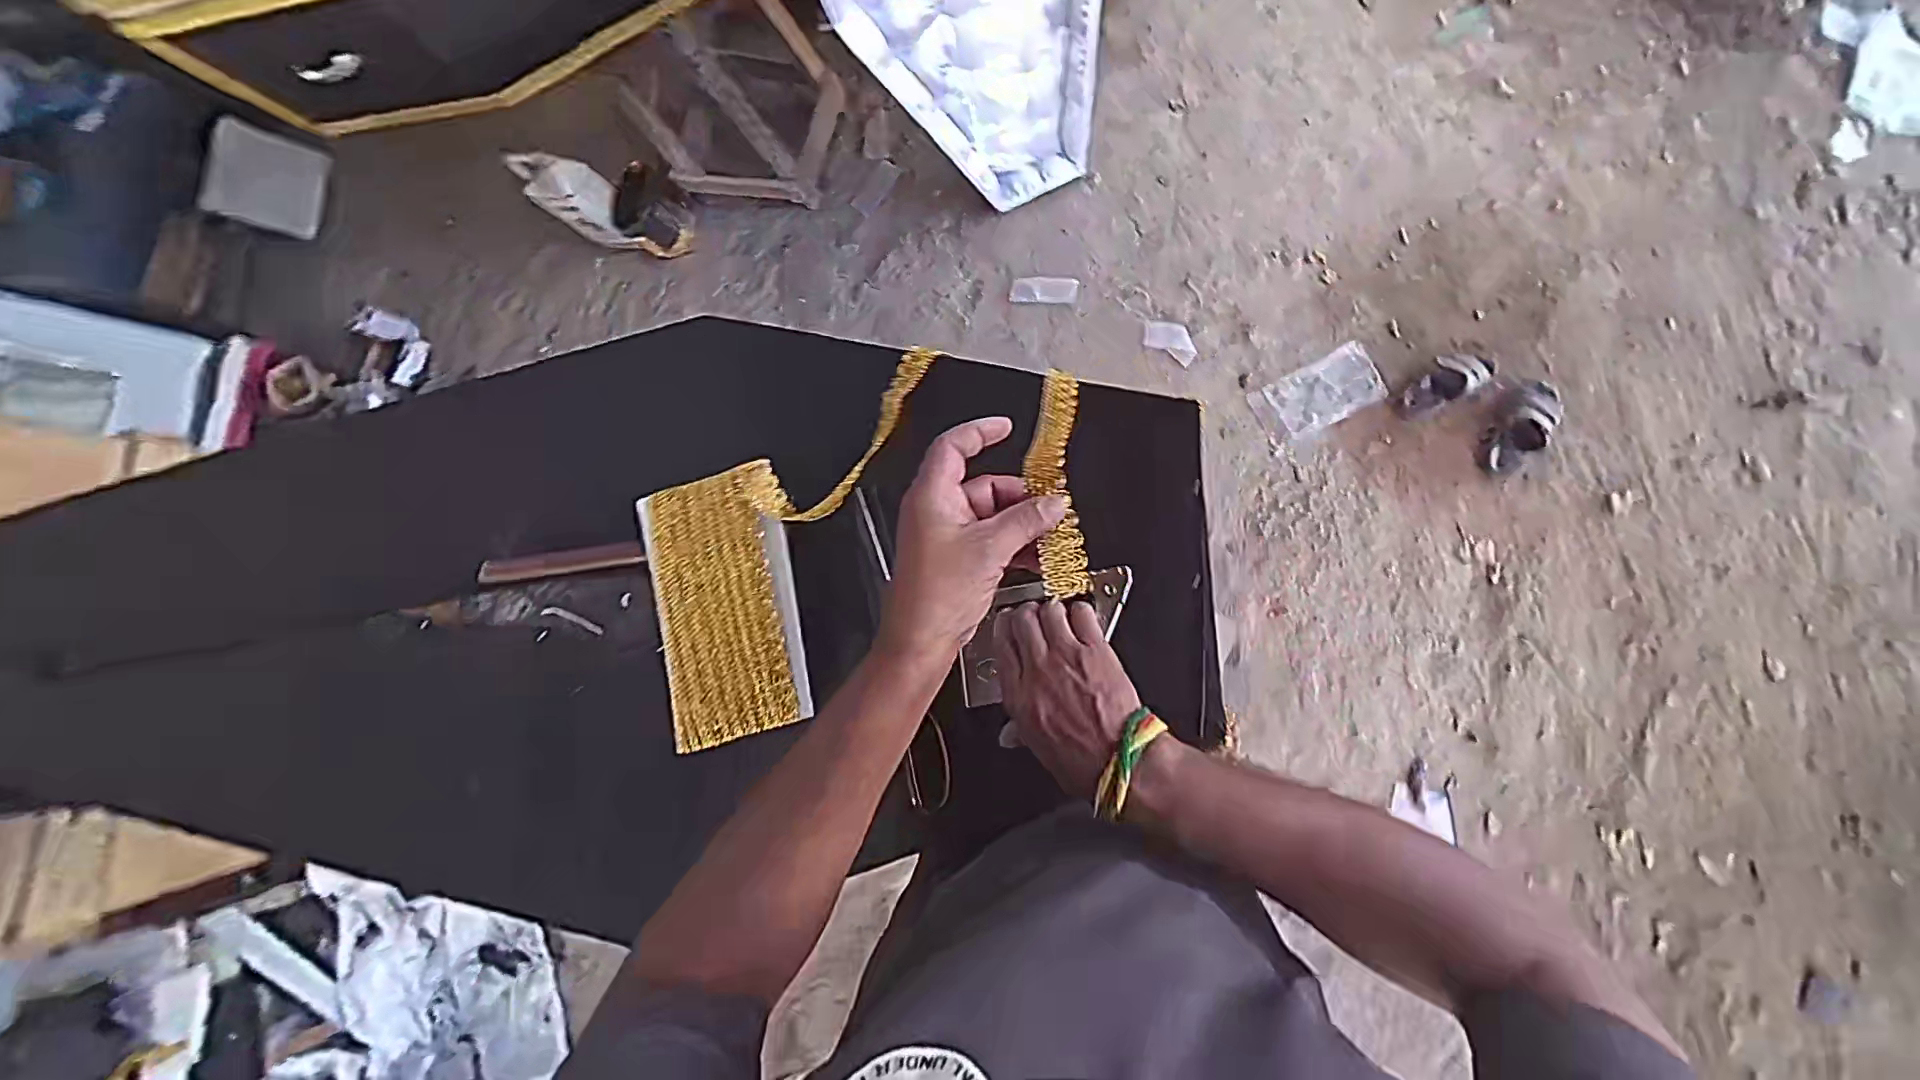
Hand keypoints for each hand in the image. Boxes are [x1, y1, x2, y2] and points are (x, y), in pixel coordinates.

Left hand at [879, 418, 1066, 659]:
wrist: (921, 640)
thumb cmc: (933, 597)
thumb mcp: (990, 549)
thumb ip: (1026, 520)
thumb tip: (1052, 503)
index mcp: (932, 496)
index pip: (953, 446)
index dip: (981, 431)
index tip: (1006, 428)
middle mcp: (936, 511)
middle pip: (984, 484)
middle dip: (1020, 495)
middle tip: (1050, 505)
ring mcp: (947, 534)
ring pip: (992, 514)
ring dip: (1022, 523)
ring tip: (1049, 534)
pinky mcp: (957, 557)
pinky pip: (991, 537)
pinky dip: (1014, 542)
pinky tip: (1036, 554)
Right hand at [992, 599, 1143, 801]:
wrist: (1119, 760)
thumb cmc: (1081, 760)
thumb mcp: (1037, 746)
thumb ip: (1019, 730)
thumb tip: (1010, 733)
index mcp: (1019, 695)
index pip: (1001, 644)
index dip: (1004, 628)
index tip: (1008, 624)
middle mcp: (1039, 670)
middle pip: (1022, 620)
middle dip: (1026, 613)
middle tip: (1033, 615)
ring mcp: (1067, 656)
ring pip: (1049, 610)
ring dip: (1052, 610)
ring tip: (1058, 616)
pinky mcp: (1096, 650)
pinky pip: (1081, 613)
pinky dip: (1080, 611)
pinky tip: (1082, 620)